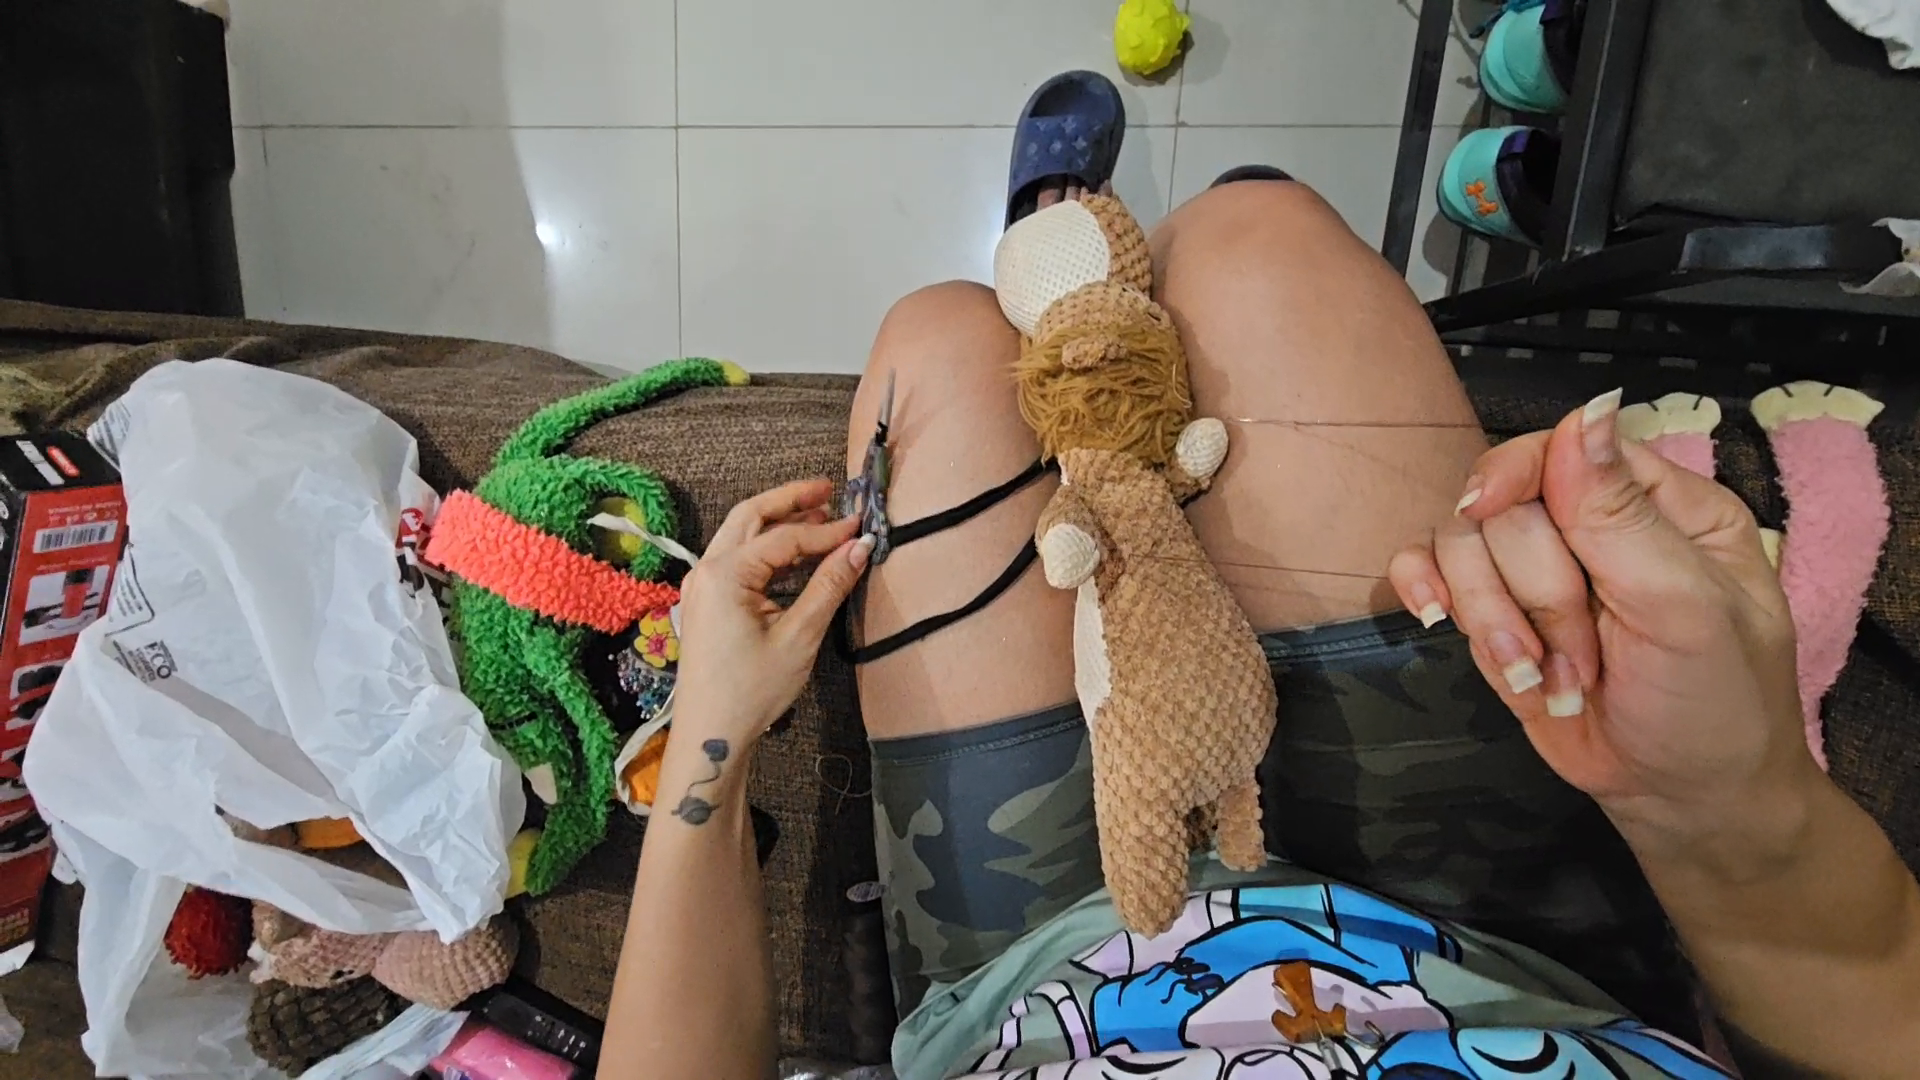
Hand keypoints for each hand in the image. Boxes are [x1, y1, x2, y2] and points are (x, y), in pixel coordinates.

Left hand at [673, 479, 872, 746]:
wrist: (710, 734)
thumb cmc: (752, 689)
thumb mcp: (799, 636)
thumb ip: (830, 585)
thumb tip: (861, 547)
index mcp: (725, 574)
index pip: (785, 537)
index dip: (827, 530)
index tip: (862, 526)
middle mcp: (707, 570)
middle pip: (750, 516)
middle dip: (790, 500)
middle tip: (828, 489)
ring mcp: (704, 585)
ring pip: (742, 535)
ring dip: (779, 523)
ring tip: (821, 517)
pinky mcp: (709, 601)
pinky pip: (740, 560)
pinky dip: (770, 550)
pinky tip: (799, 555)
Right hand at [1387, 391, 1819, 853]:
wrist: (1666, 787)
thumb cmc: (1708, 703)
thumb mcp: (1686, 612)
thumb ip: (1624, 517)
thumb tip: (1589, 411)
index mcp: (1655, 507)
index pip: (1559, 448)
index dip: (1516, 472)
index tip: (1487, 508)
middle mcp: (1580, 524)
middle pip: (1497, 510)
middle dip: (1529, 592)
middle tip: (1581, 653)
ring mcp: (1520, 565)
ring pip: (1451, 545)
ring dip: (1490, 618)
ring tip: (1539, 671)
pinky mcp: (1476, 601)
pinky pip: (1416, 568)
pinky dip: (1423, 594)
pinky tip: (1440, 622)